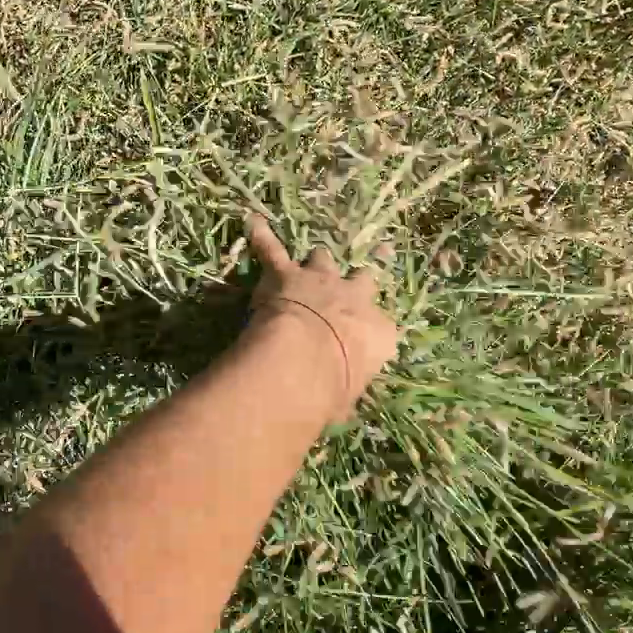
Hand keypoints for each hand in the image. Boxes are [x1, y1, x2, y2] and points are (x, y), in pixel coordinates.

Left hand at [243, 215, 398, 416]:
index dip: (366, 330)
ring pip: (322, 258)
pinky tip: (252, 222)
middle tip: (340, 287)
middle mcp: (354, 298)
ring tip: (307, 261)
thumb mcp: (347, 398)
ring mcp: (319, 280)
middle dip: (349, 283)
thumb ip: (342, 395)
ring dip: (314, 262)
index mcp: (379, 331)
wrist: (308, 356)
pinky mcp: (286, 273)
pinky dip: (261, 237)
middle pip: (359, 281)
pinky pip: (272, 249)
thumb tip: (334, 409)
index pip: (380, 327)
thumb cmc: (333, 387)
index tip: (357, 339)